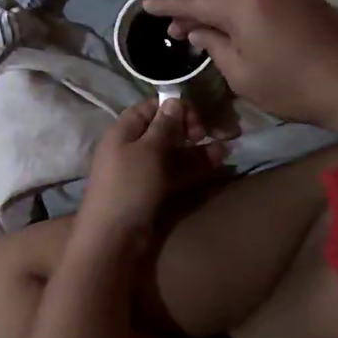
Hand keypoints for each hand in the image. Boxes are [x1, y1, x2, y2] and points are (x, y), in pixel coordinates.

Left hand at [76, 96, 221, 242]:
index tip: (196, 115)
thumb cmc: (129, 186)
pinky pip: (176, 173)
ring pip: (174, 154)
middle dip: (189, 129)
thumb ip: (164, 126)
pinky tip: (216, 164)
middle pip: (163, 131)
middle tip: (208, 134)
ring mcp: (143, 171)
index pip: (149, 108)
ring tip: (224, 150)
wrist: (114, 237)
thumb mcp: (148, 151)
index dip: (173, 108)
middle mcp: (132, 148)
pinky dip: (194, 168)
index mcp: (123, 132)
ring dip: (198, 150)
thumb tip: (175, 100)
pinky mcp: (153, 191)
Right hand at [141, 0, 337, 134]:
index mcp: (241, 2)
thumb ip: (214, 45)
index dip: (167, 3)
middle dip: (193, 2)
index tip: (146, 6)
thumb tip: (195, 29)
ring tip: (210, 18)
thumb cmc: (294, 88)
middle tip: (181, 29)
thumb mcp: (243, 75)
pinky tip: (238, 10)